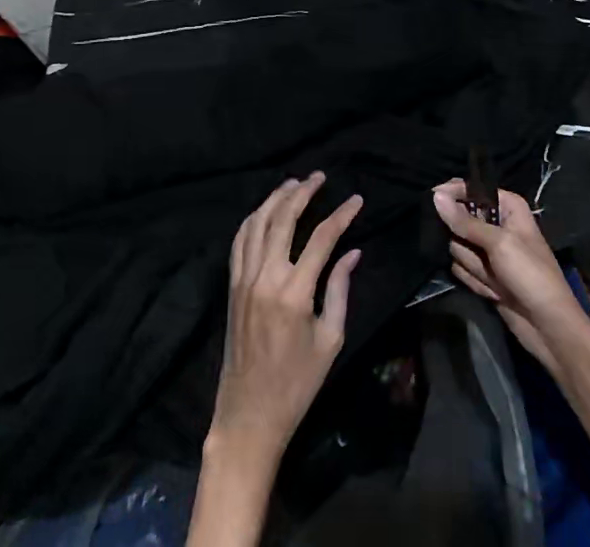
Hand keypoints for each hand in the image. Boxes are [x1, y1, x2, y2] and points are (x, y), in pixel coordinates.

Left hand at [209, 172, 362, 470]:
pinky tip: (264, 211)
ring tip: (294, 183)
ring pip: (257, 225)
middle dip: (303, 192)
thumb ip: (341, 290)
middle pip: (284, 220)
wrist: (249, 414)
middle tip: (320, 176)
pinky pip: (239, 243)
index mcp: (295, 293)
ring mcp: (243, 281)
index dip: (342, 214)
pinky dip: (252, 220)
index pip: (322, 238)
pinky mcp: (231, 289)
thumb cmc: (298, 382)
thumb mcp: (331, 338)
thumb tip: (352, 252)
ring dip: (275, 199)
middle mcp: (265, 279)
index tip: (357, 199)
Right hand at [432, 180, 589, 371]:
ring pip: (458, 248)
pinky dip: (475, 281)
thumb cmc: (530, 274)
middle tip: (484, 255)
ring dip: (473, 265)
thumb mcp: (499, 243)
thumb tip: (436, 196)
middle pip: (460, 220)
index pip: (472, 190)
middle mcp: (497, 224)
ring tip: (495, 278)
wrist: (546, 324)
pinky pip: (462, 269)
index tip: (431, 197)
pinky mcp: (483, 274)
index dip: (453, 193)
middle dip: (465, 241)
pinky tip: (494, 291)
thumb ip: (465, 221)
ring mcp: (489, 252)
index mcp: (508, 207)